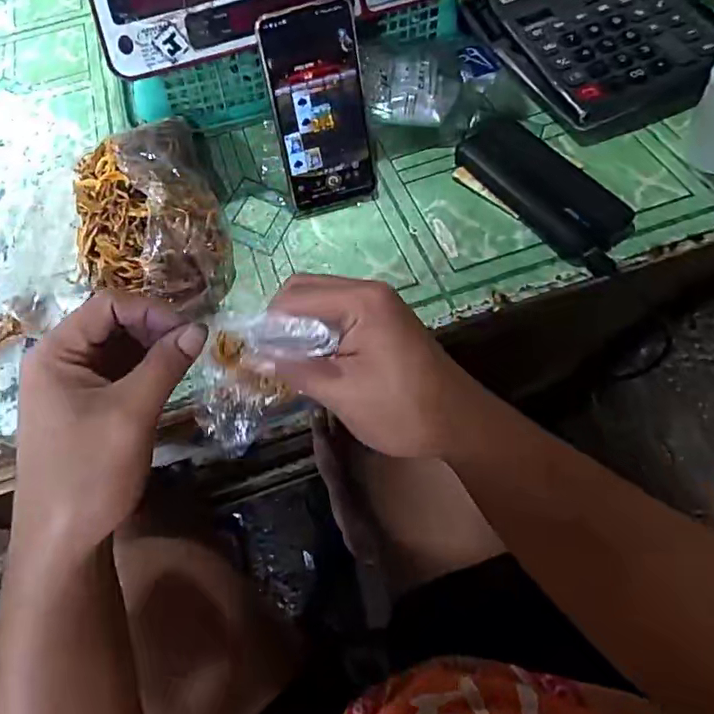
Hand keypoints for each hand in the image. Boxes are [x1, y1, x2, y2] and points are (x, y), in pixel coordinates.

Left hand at [14, 294, 206, 557]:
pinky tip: (168, 379)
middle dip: (152, 329)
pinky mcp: (82, 407)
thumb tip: (199, 328)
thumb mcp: (131, 413)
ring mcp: (68, 386)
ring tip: (185, 361)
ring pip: (116, 349)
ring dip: (151, 350)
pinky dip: (143, 371)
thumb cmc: (88, 473)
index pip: (106, 305)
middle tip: (191, 346)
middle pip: (110, 324)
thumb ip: (165, 364)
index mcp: (54, 353)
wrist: (61, 543)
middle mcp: (57, 361)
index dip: (149, 310)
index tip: (187, 330)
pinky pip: (116, 374)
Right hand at [265, 275, 492, 460]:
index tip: (254, 355)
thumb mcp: (342, 394)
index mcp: (361, 301)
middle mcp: (369, 291)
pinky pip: (338, 312)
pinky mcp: (383, 318)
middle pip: (305, 289)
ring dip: (300, 326)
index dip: (268, 324)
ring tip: (291, 362)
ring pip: (320, 300)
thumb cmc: (402, 410)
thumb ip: (296, 369)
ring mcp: (379, 303)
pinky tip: (316, 359)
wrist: (460, 423)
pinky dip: (320, 330)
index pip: (294, 297)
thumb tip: (254, 356)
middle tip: (272, 358)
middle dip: (281, 320)